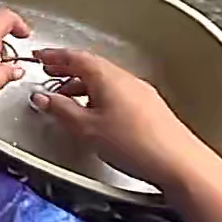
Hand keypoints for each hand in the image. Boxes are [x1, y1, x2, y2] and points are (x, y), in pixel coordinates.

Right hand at [28, 48, 220, 189]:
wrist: (181, 165)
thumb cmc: (135, 144)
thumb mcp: (85, 127)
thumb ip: (59, 109)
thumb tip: (42, 98)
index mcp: (107, 77)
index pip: (75, 57)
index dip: (53, 55)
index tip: (39, 56)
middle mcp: (125, 79)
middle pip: (91, 66)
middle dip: (66, 68)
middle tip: (48, 71)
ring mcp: (140, 93)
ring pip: (104, 79)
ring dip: (81, 83)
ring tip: (65, 95)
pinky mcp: (149, 108)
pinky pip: (116, 92)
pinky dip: (97, 94)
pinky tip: (93, 111)